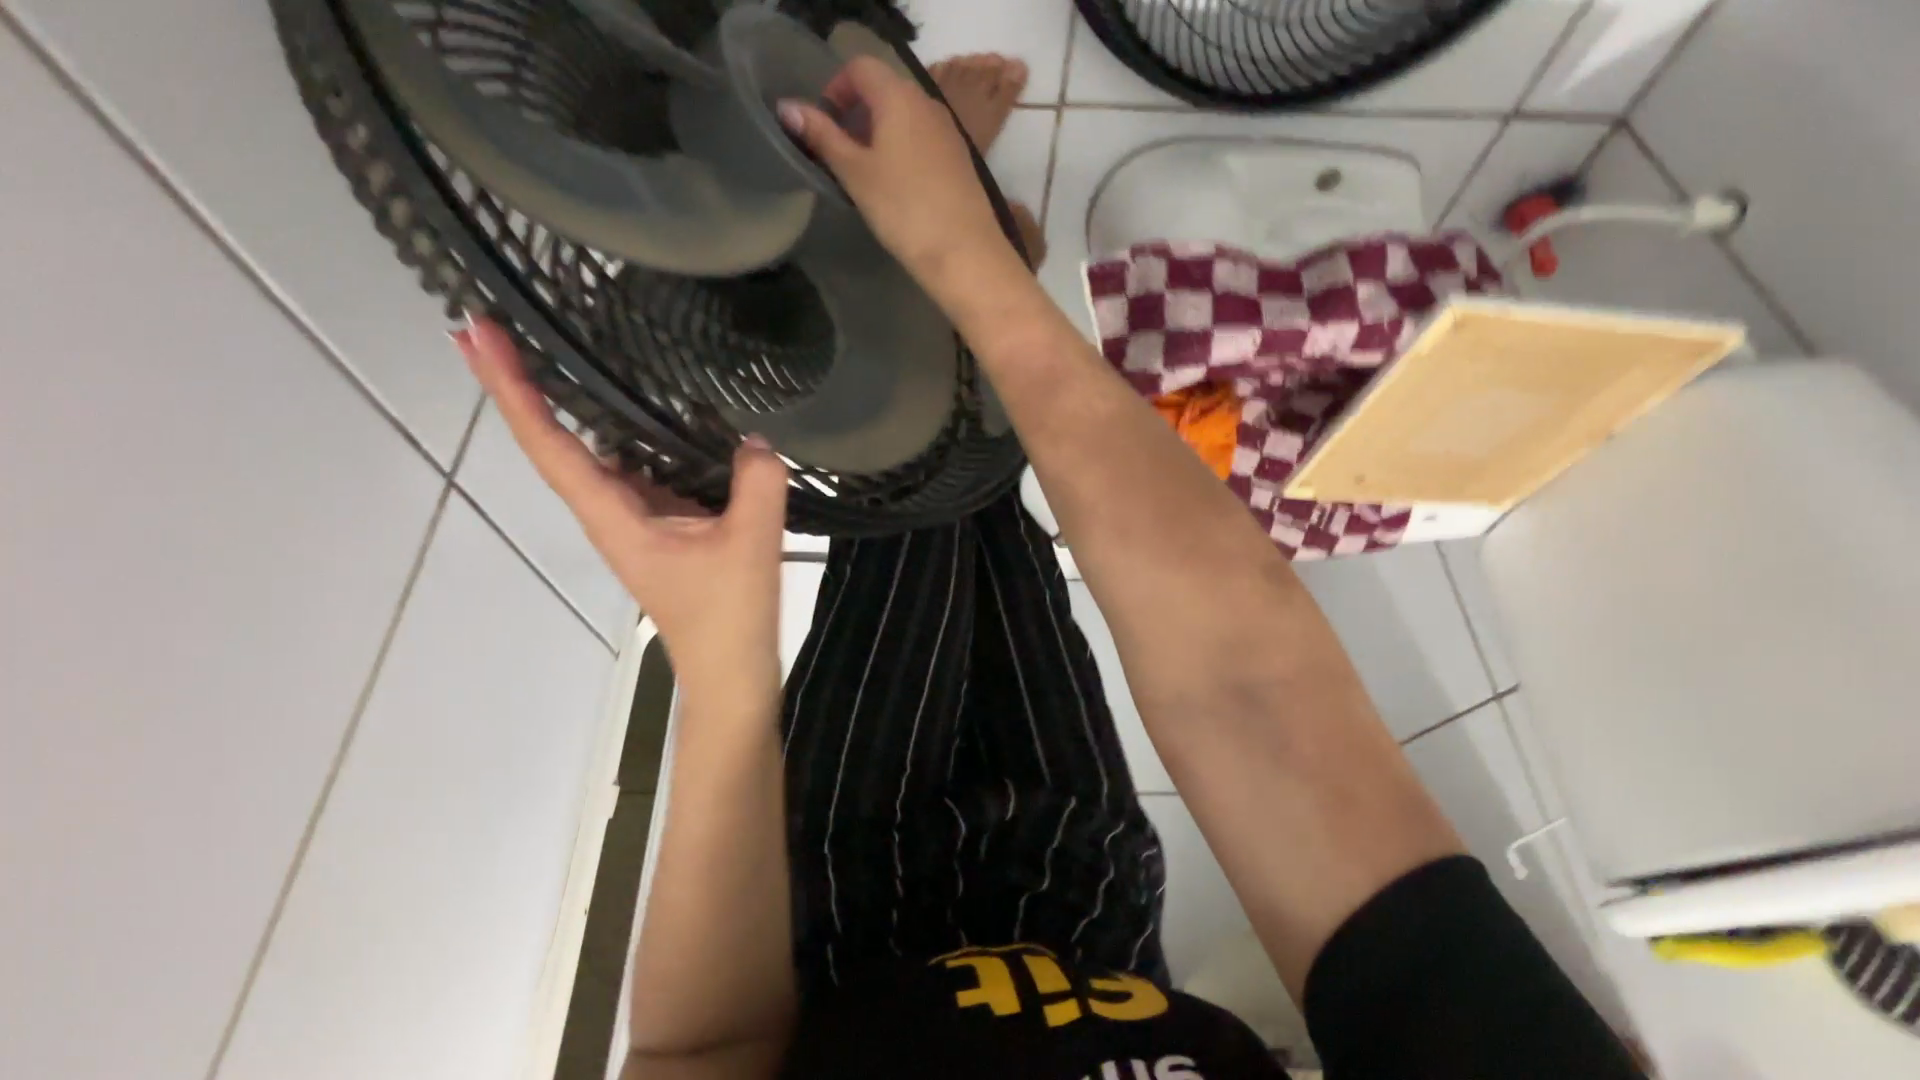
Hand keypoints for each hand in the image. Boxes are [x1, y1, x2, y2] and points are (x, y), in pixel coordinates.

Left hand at [453, 317, 788, 697]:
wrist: (730, 675)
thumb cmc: (728, 619)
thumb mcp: (750, 545)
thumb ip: (757, 483)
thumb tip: (756, 437)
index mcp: (614, 518)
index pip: (551, 446)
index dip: (513, 390)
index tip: (478, 338)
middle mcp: (610, 513)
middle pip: (554, 442)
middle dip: (519, 385)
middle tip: (489, 323)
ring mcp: (633, 519)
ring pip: (592, 452)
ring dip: (566, 403)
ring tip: (551, 345)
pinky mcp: (660, 524)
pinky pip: (634, 464)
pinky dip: (624, 428)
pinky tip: (645, 402)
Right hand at [778, 57, 1015, 285]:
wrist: (964, 251)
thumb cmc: (903, 208)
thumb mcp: (854, 172)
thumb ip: (822, 136)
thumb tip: (787, 107)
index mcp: (899, 97)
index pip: (860, 67)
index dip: (835, 88)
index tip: (822, 124)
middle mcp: (927, 104)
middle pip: (884, 90)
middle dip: (856, 113)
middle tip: (838, 153)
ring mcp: (948, 131)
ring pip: (904, 116)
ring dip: (878, 134)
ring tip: (864, 174)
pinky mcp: (959, 159)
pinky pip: (922, 139)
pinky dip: (902, 150)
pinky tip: (895, 187)